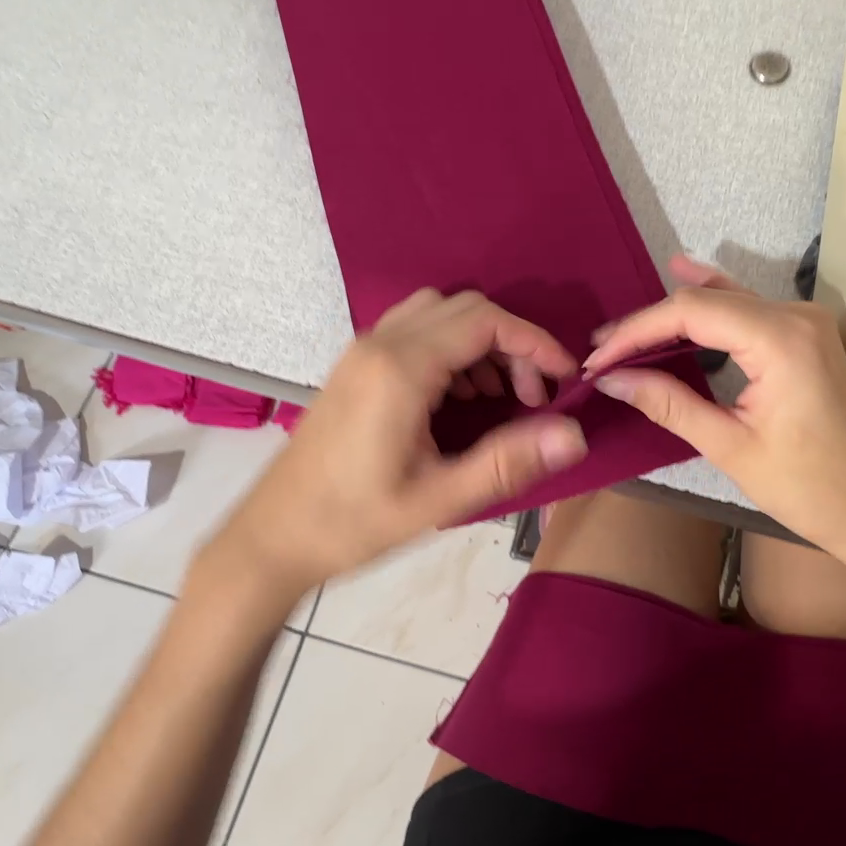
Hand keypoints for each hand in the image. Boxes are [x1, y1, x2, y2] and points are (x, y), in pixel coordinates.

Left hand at [205, 290, 587, 591]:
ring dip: (480, 345)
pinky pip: (414, 333)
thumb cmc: (352, 523)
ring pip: (437, 315)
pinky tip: (460, 401)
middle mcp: (379, 344)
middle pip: (464, 308)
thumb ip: (507, 462)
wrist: (271, 537)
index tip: (566, 379)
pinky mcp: (354, 368)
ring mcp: (361, 352)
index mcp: (399, 369)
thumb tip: (574, 436)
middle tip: (532, 397)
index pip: (484, 321)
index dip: (535, 343)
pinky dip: (451, 351)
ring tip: (501, 399)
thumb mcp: (437, 499)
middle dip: (511, 343)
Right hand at [583, 256, 845, 558]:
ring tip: (625, 331)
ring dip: (675, 315)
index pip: (691, 312)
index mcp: (781, 340)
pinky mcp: (806, 335)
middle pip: (706, 300)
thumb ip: (669, 404)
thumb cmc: (806, 488)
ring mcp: (805, 322)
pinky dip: (711, 306)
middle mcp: (797, 316)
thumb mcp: (729, 447)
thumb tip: (611, 380)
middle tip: (602, 351)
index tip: (598, 359)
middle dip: (650, 324)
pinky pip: (748, 310)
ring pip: (726, 300)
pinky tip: (684, 275)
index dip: (638, 331)